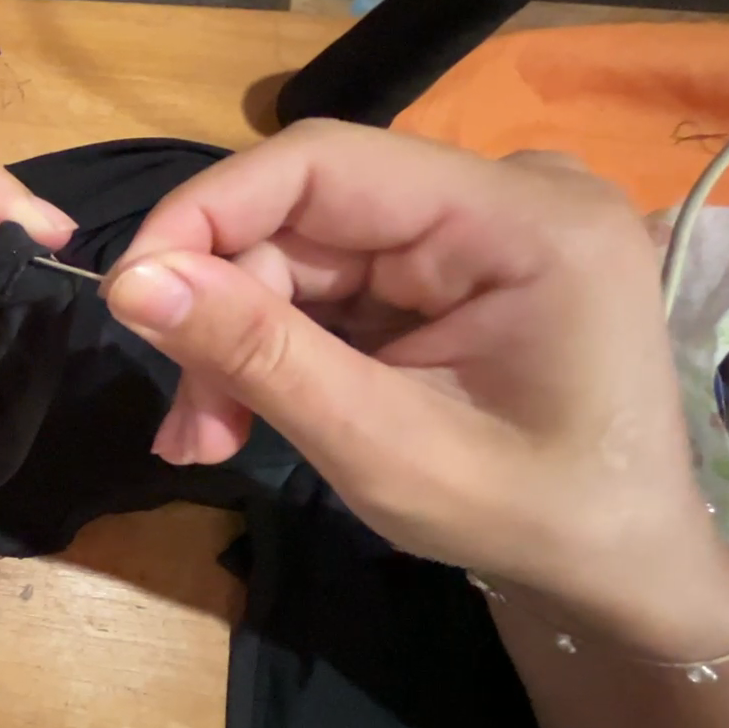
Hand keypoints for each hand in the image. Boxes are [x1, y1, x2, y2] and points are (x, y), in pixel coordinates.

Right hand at [101, 120, 728, 649]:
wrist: (603, 563)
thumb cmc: (524, 515)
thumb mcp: (377, 446)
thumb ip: (254, 354)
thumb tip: (126, 283)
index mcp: (517, 220)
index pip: (316, 164)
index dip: (201, 215)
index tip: (126, 294)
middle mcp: (486, 199)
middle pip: (287, 226)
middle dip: (216, 321)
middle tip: (187, 423)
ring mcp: (450, 232)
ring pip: (278, 264)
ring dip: (227, 352)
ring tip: (207, 439)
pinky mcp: (418, 269)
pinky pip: (298, 293)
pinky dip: (253, 355)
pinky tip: (234, 417)